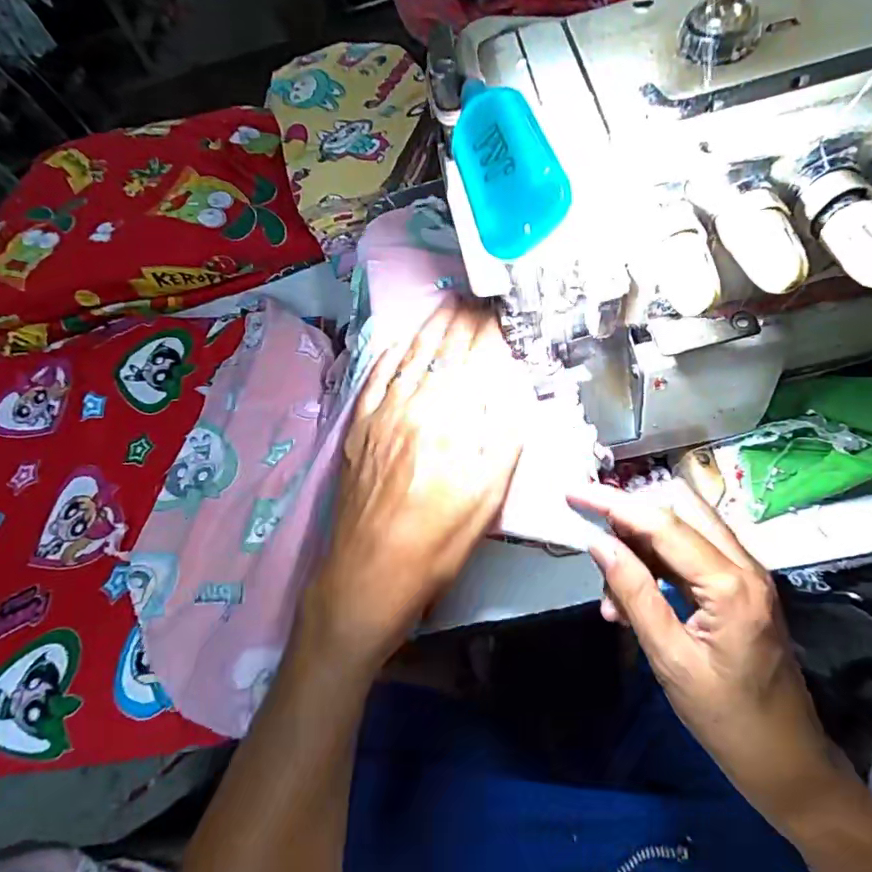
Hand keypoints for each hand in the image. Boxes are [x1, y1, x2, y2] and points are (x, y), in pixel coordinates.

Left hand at [299, 300, 527, 673]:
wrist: (370, 571)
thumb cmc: (437, 543)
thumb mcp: (487, 498)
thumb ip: (501, 439)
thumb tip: (512, 393)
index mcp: (451, 423)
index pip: (475, 363)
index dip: (491, 335)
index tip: (503, 315)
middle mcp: (414, 408)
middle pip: (442, 353)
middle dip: (464, 322)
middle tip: (479, 301)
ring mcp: (381, 415)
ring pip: (409, 358)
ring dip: (430, 328)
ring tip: (447, 306)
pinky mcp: (358, 428)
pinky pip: (375, 378)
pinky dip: (390, 354)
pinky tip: (400, 342)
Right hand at [569, 482, 854, 828]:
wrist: (787, 760)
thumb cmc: (727, 719)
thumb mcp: (670, 659)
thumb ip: (634, 594)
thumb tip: (599, 544)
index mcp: (730, 585)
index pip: (663, 524)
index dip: (614, 504)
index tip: (575, 492)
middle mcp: (744, 566)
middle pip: (680, 510)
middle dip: (629, 513)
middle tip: (590, 533)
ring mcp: (746, 575)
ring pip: (684, 530)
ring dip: (640, 546)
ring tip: (610, 597)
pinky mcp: (740, 589)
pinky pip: (691, 556)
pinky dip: (656, 565)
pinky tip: (629, 603)